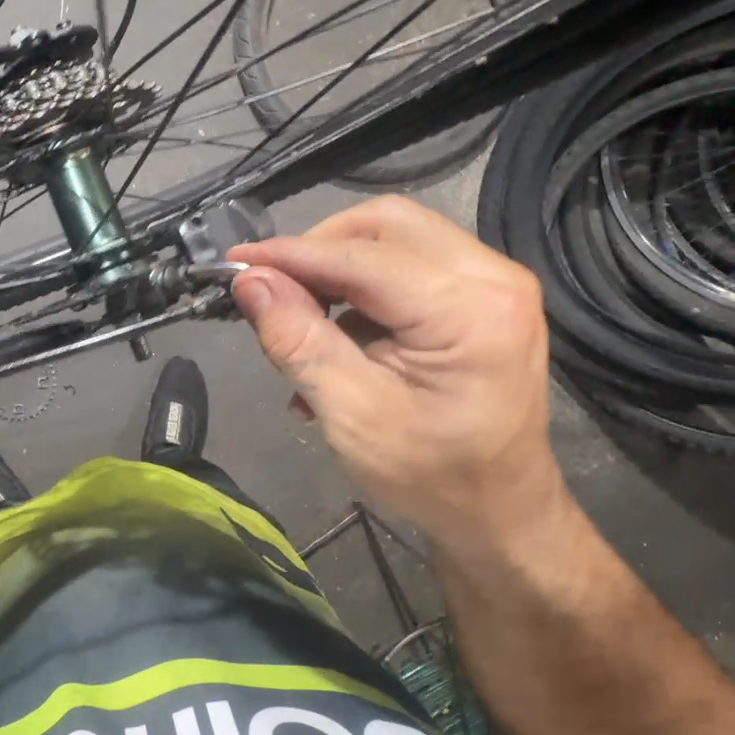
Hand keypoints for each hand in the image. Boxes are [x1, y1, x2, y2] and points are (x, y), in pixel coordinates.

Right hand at [228, 196, 568, 542]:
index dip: (291, 255)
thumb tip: (250, 283)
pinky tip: (336, 336)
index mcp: (468, 311)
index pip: (362, 257)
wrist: (500, 511)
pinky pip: (411, 264)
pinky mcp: (484, 295)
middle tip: (274, 287)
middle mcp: (492, 277)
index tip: (234, 262)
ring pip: (398, 236)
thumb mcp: (352, 413)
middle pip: (387, 224)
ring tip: (302, 318)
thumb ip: (299, 341)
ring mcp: (494, 282)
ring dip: (339, 267)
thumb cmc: (430, 474)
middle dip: (320, 248)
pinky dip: (363, 288)